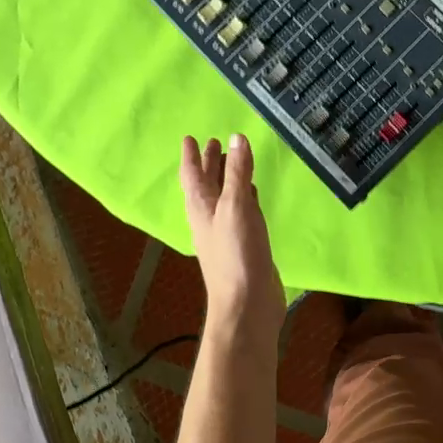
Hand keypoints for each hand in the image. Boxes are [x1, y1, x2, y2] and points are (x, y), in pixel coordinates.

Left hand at [179, 134, 284, 334]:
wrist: (247, 305)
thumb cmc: (236, 253)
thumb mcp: (236, 206)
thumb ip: (237, 173)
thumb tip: (236, 138)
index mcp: (201, 208)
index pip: (193, 175)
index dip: (191, 156)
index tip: (189, 138)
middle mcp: (209, 218)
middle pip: (206, 185)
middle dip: (209, 164)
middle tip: (214, 143)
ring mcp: (226, 233)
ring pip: (223, 198)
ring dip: (226, 179)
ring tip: (233, 161)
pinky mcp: (243, 244)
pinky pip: (240, 212)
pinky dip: (243, 197)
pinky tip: (252, 194)